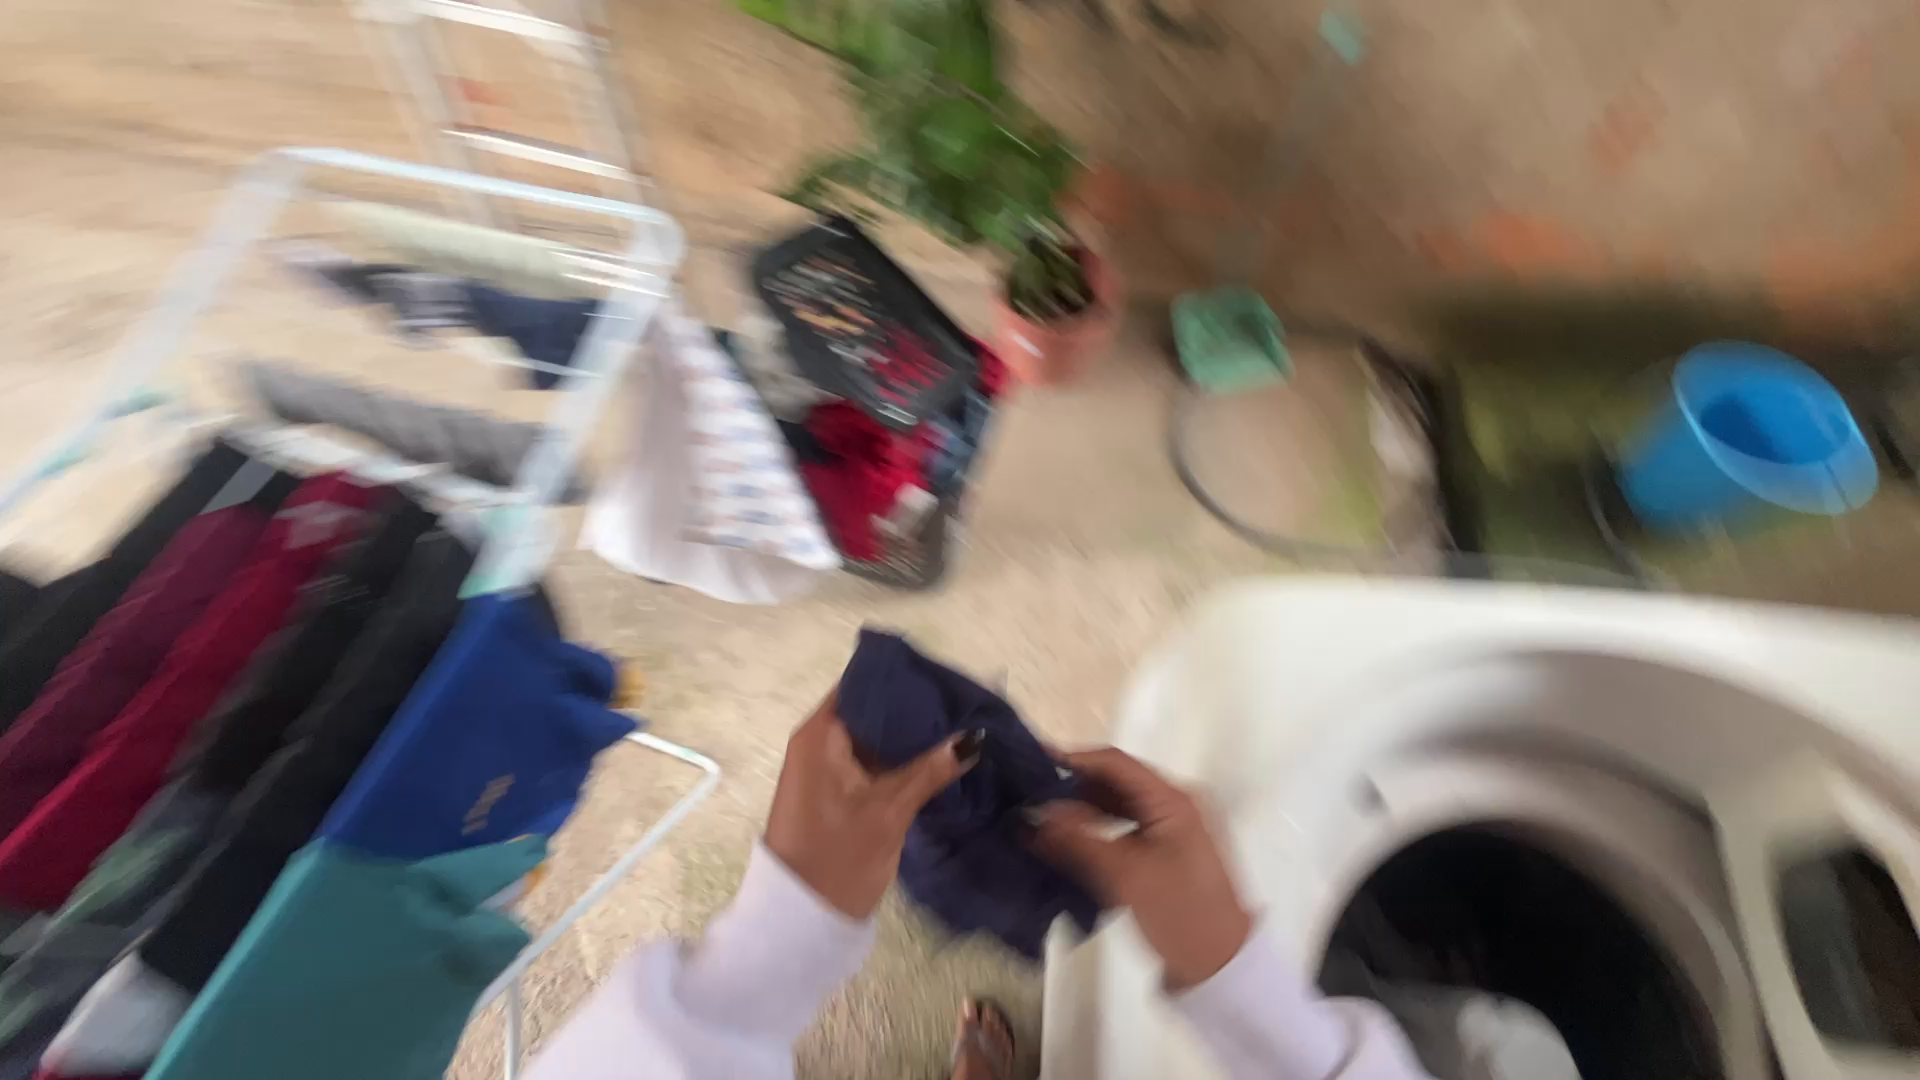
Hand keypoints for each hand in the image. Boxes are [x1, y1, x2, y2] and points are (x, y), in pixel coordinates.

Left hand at [764, 689, 982, 919]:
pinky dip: (899, 756)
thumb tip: (975, 736)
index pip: (866, 682)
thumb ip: (931, 768)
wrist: (798, 923)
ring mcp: (826, 764)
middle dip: (915, 706)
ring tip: (958, 725)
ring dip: (910, 733)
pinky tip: (936, 756)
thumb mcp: (889, 811)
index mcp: (821, 733)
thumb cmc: (837, 860)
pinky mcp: (835, 787)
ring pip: (875, 734)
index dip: (906, 677)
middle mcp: (819, 739)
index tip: (946, 679)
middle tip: (962, 705)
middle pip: (873, 706)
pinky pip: (871, 757)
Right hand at [1033, 747, 1252, 989]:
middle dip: (1073, 786)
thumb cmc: (1181, 915)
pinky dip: (1098, 830)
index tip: (1033, 761)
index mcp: (1173, 799)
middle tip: (1031, 795)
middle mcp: (1175, 803)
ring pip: (1118, 804)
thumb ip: (1077, 838)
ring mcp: (1173, 826)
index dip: (1073, 758)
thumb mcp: (1125, 875)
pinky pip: (1126, 826)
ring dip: (1083, 810)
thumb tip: (1035, 812)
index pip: (1115, 762)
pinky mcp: (1168, 849)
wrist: (1225, 970)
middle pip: (1116, 781)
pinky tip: (1067, 842)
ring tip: (1041, 818)